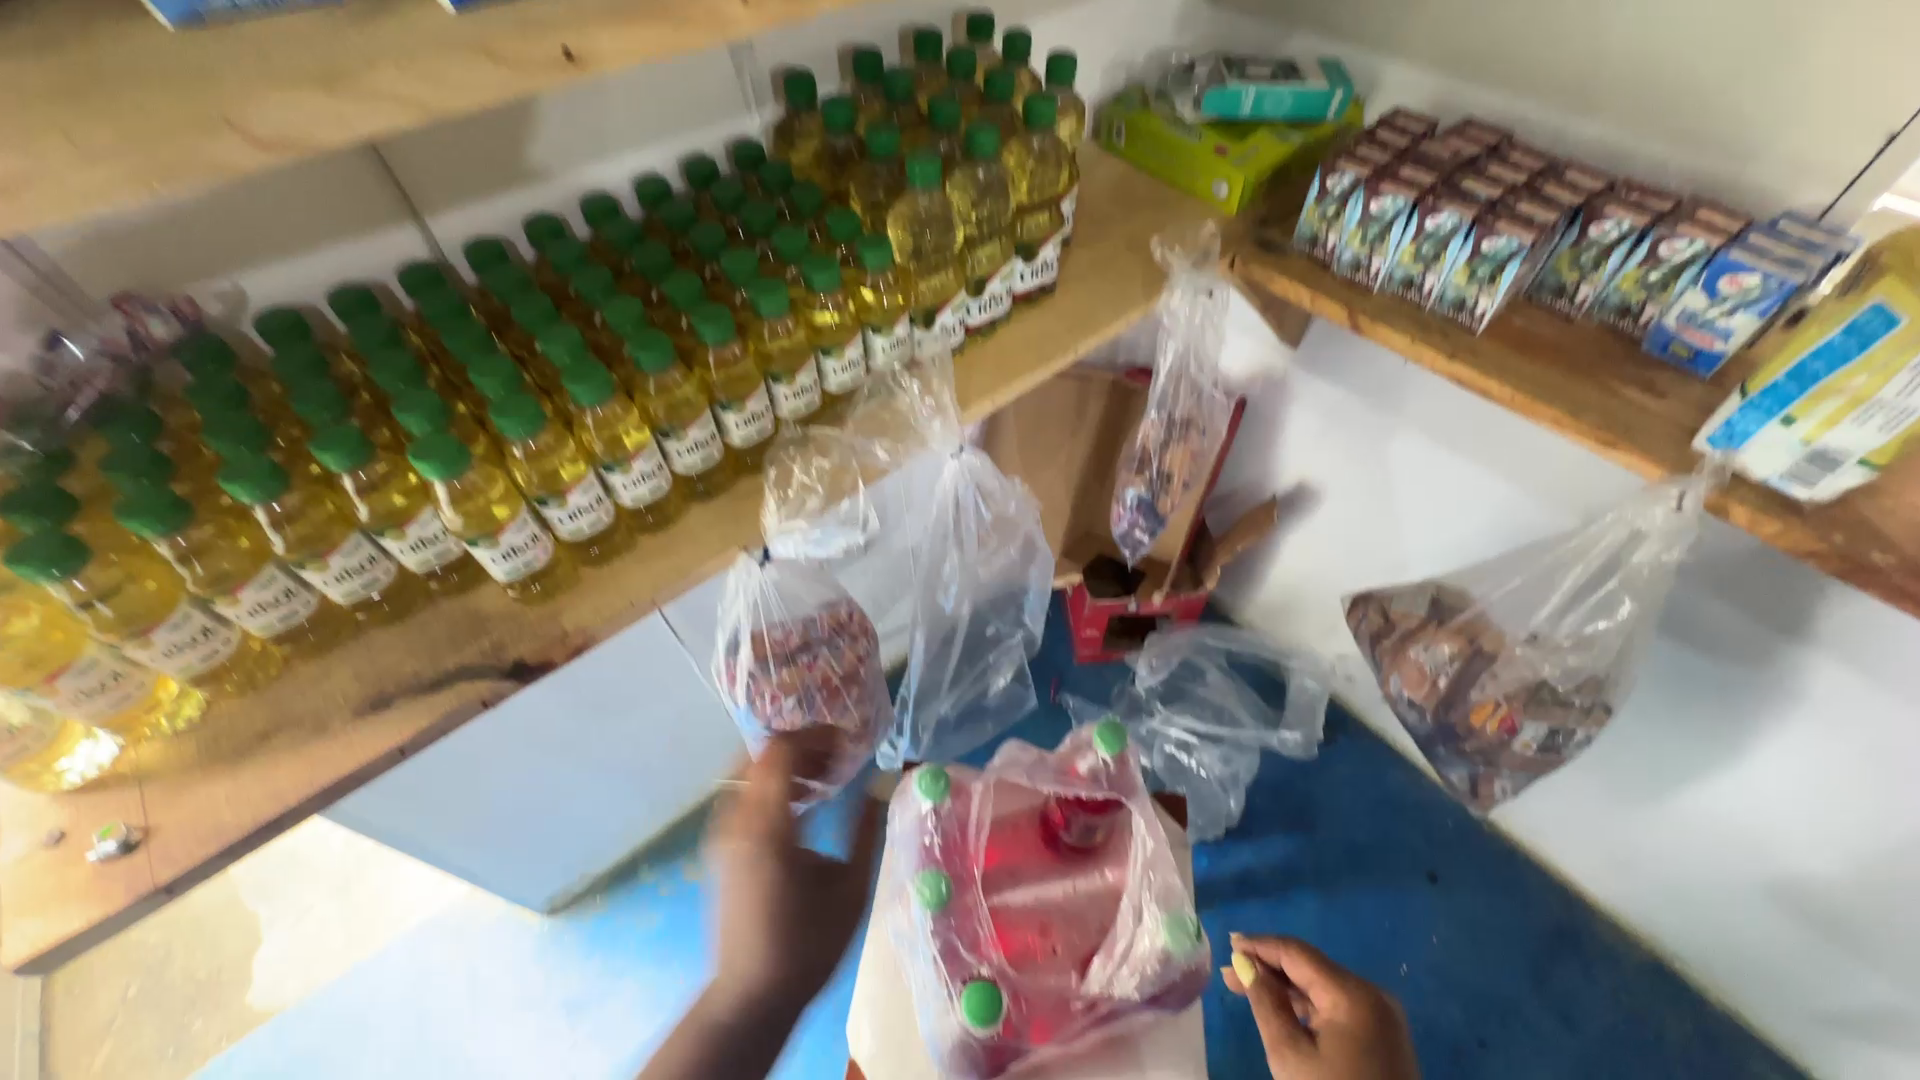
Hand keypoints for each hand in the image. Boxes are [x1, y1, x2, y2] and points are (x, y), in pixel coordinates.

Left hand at [706, 736, 883, 1019]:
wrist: (751, 996)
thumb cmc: (808, 947)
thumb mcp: (851, 889)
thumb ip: (867, 830)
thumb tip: (880, 785)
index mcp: (769, 827)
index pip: (782, 750)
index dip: (817, 736)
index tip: (850, 742)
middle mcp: (737, 821)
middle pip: (762, 752)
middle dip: (803, 745)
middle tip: (840, 758)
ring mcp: (723, 832)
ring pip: (749, 769)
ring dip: (786, 763)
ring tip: (824, 778)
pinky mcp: (721, 846)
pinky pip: (744, 791)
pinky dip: (772, 782)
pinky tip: (802, 802)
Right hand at [1222, 933, 1419, 1079]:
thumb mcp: (1290, 1055)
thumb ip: (1265, 1003)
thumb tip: (1246, 963)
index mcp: (1352, 994)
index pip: (1297, 953)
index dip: (1259, 945)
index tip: (1228, 944)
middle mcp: (1372, 995)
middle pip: (1310, 967)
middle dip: (1268, 967)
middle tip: (1229, 974)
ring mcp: (1381, 1017)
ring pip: (1322, 987)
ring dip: (1285, 987)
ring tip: (1245, 988)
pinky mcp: (1382, 1036)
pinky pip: (1336, 1007)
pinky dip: (1306, 1005)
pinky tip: (1282, 1009)